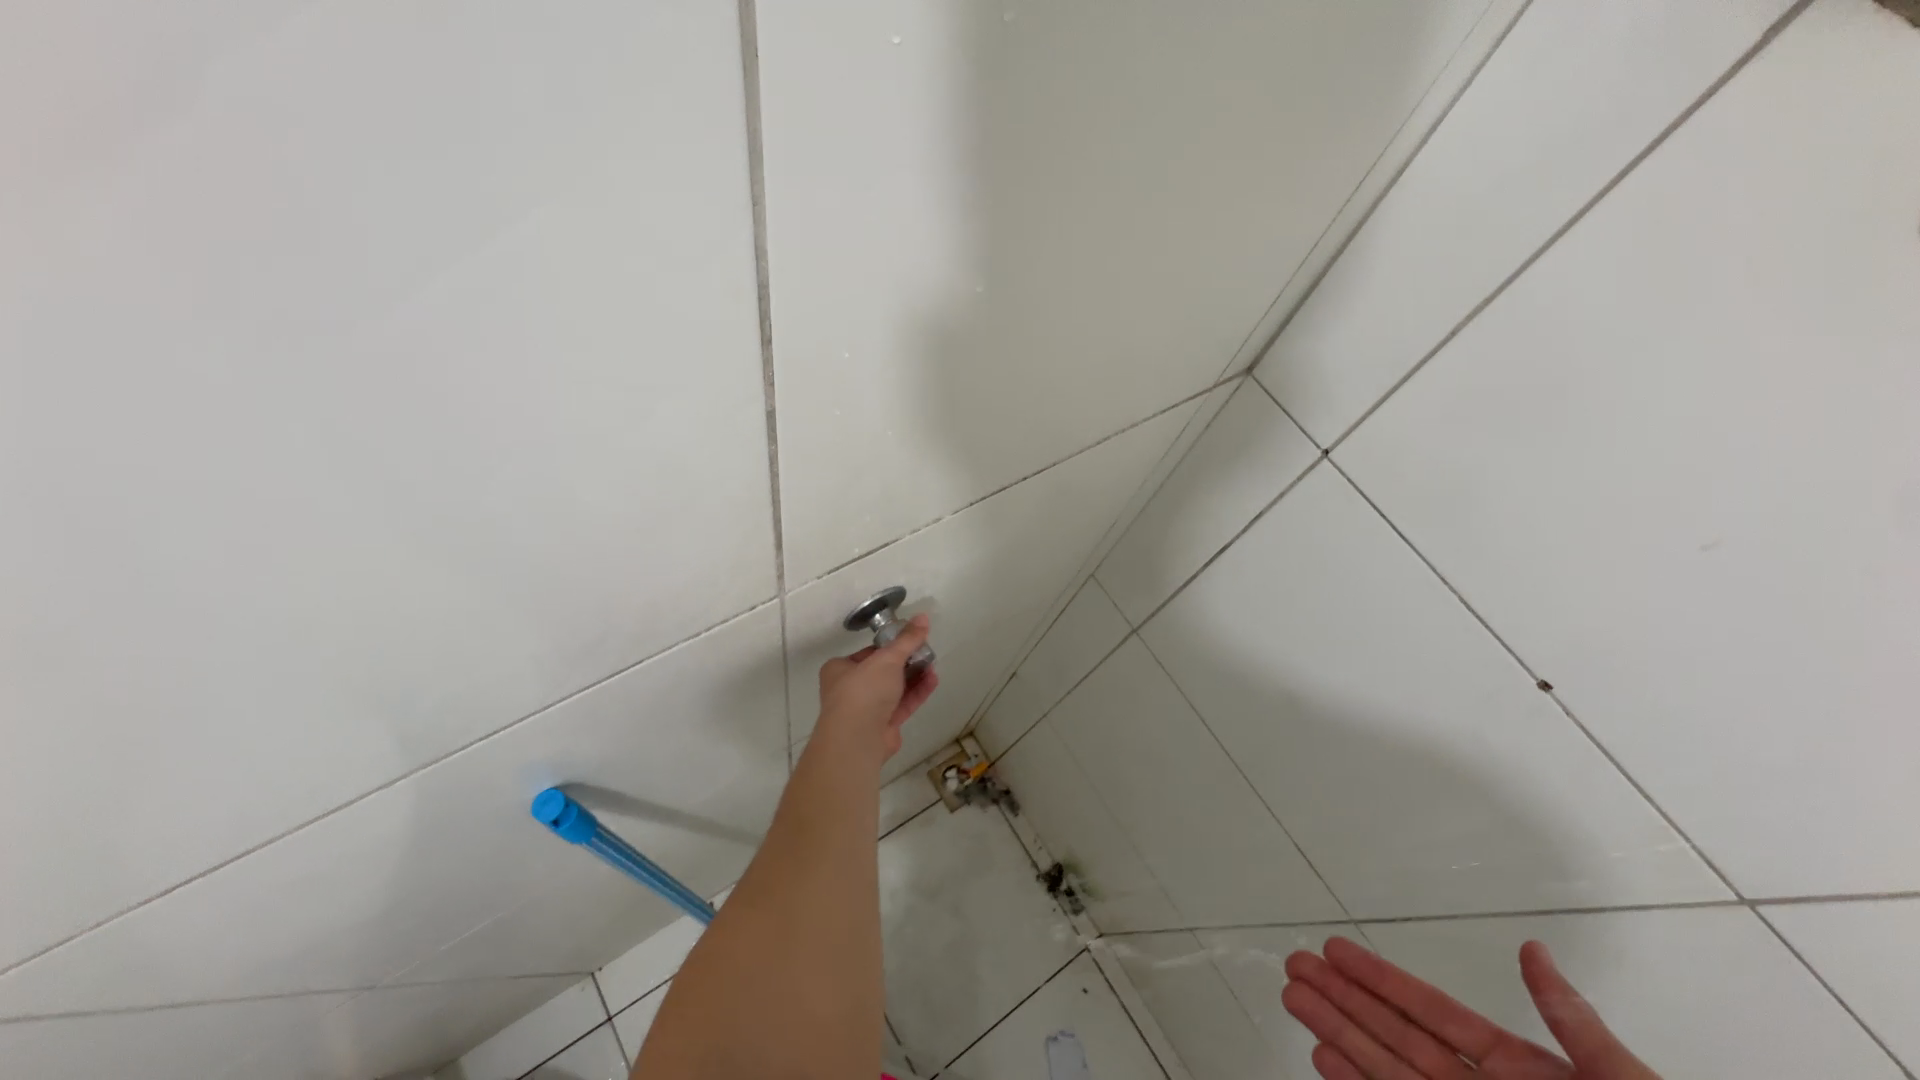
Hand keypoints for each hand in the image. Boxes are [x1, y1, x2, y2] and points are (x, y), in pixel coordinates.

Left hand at [816, 614, 937, 761]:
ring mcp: (866, 710)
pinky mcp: (882, 726)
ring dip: (914, 678)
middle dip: (906, 663)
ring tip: (933, 666)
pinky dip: (916, 694)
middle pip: (883, 672)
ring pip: (894, 690)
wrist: (858, 738)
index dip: (890, 646)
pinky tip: (933, 681)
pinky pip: (901, 705)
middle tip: (926, 653)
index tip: (910, 641)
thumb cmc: (864, 690)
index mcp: (840, 669)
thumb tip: (923, 617)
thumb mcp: (887, 658)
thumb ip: (907, 639)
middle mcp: (849, 689)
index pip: (868, 653)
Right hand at [1281, 937, 1660, 1079]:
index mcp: (1524, 1073)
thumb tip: (1530, 948)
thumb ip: (1572, 1023)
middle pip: (1398, 1039)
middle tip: (1294, 963)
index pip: (1437, 1015)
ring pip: (1388, 1074)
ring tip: (1295, 999)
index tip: (1338, 949)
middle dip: (1344, 1000)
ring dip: (1339, 1036)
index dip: (1386, 980)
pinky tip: (1324, 1059)